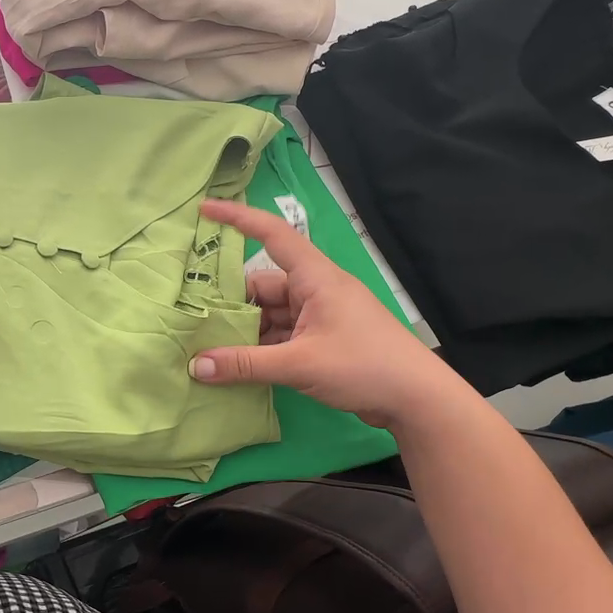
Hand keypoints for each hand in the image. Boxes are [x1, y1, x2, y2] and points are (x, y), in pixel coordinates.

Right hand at [188, 201, 469, 429]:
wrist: (418, 401)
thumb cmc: (364, 366)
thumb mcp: (299, 365)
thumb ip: (244, 364)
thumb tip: (195, 365)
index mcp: (316, 278)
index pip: (273, 235)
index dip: (238, 219)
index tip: (205, 210)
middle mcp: (316, 290)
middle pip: (262, 286)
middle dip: (230, 302)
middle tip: (193, 318)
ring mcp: (320, 316)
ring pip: (269, 314)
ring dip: (244, 330)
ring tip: (208, 346)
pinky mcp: (322, 341)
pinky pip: (280, 335)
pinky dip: (259, 347)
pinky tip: (235, 364)